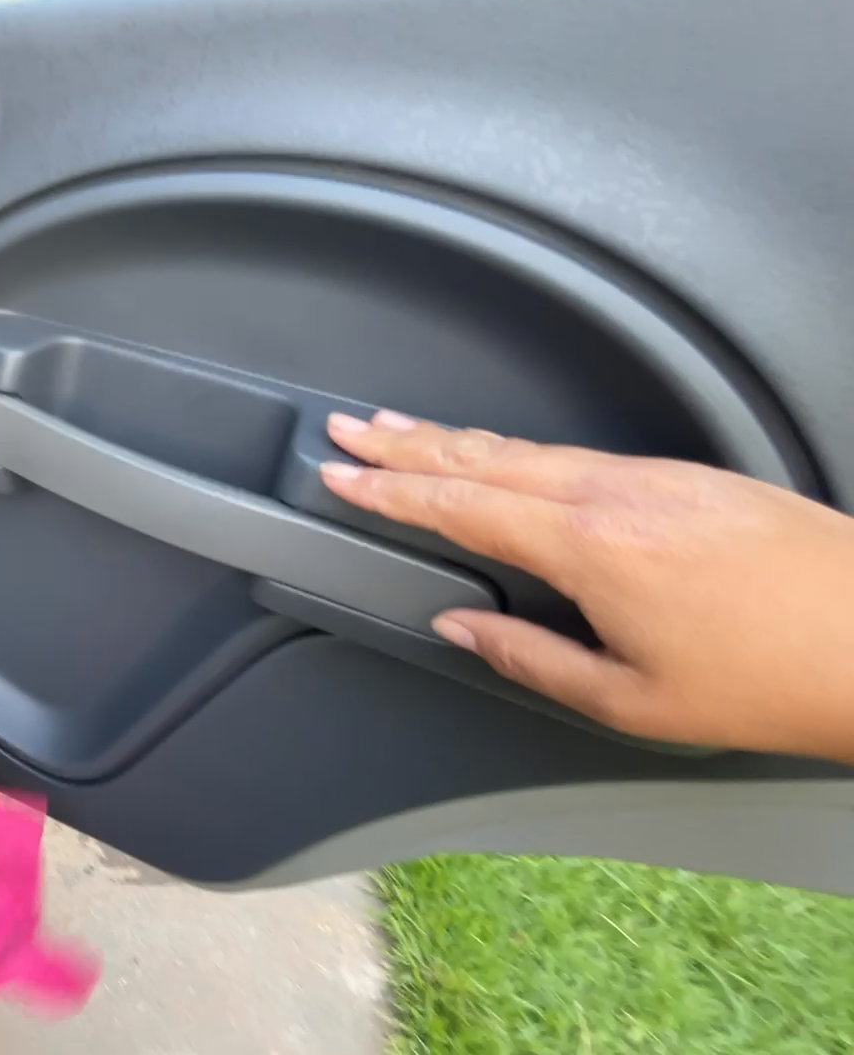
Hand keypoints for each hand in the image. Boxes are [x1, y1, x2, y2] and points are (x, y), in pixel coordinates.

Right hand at [321, 410, 853, 763]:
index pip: (459, 506)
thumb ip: (526, 656)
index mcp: (592, 549)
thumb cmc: (783, 680)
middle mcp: (615, 497)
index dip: (389, 489)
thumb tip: (458, 624)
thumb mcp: (632, 698)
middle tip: (346, 429)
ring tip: (394, 427)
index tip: (341, 475)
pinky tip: (485, 449)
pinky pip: (564, 450)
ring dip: (446, 436)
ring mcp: (652, 478)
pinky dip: (504, 445)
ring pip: (519, 447)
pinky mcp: (683, 476)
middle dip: (401, 443)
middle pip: (479, 458)